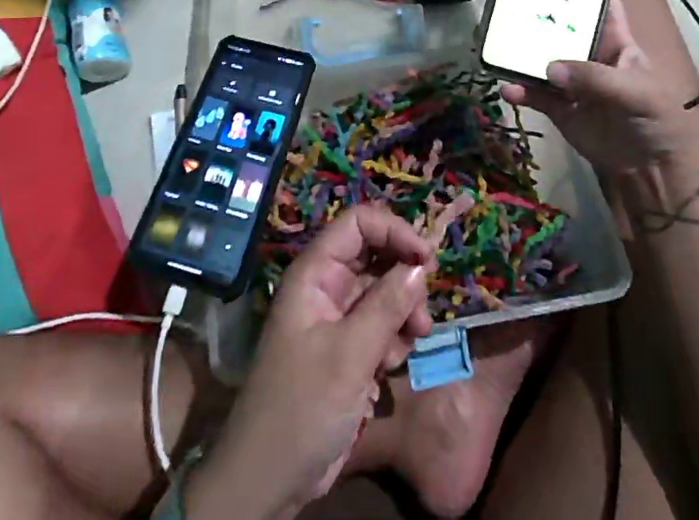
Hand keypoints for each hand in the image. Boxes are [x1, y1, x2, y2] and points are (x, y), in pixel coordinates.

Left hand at [184, 205, 434, 519]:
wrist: (271, 475)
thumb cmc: (303, 406)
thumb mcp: (350, 354)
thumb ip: (387, 305)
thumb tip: (419, 267)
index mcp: (313, 274)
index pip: (357, 223)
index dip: (394, 231)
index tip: (426, 260)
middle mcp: (325, 287)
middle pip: (376, 256)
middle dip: (404, 281)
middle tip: (420, 319)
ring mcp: (336, 317)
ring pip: (383, 292)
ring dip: (402, 315)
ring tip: (403, 349)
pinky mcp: (346, 347)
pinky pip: (381, 325)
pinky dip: (392, 339)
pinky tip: (387, 369)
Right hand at [499, 0, 693, 171]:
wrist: (653, 169)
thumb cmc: (659, 119)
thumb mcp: (637, 92)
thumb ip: (595, 78)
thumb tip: (551, 68)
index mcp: (617, 44)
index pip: (603, 8)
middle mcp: (591, 58)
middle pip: (563, 32)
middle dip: (542, 20)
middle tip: (512, 4)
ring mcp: (573, 84)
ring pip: (543, 63)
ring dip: (522, 57)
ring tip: (499, 48)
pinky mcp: (560, 109)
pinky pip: (535, 95)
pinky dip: (520, 91)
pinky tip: (508, 89)